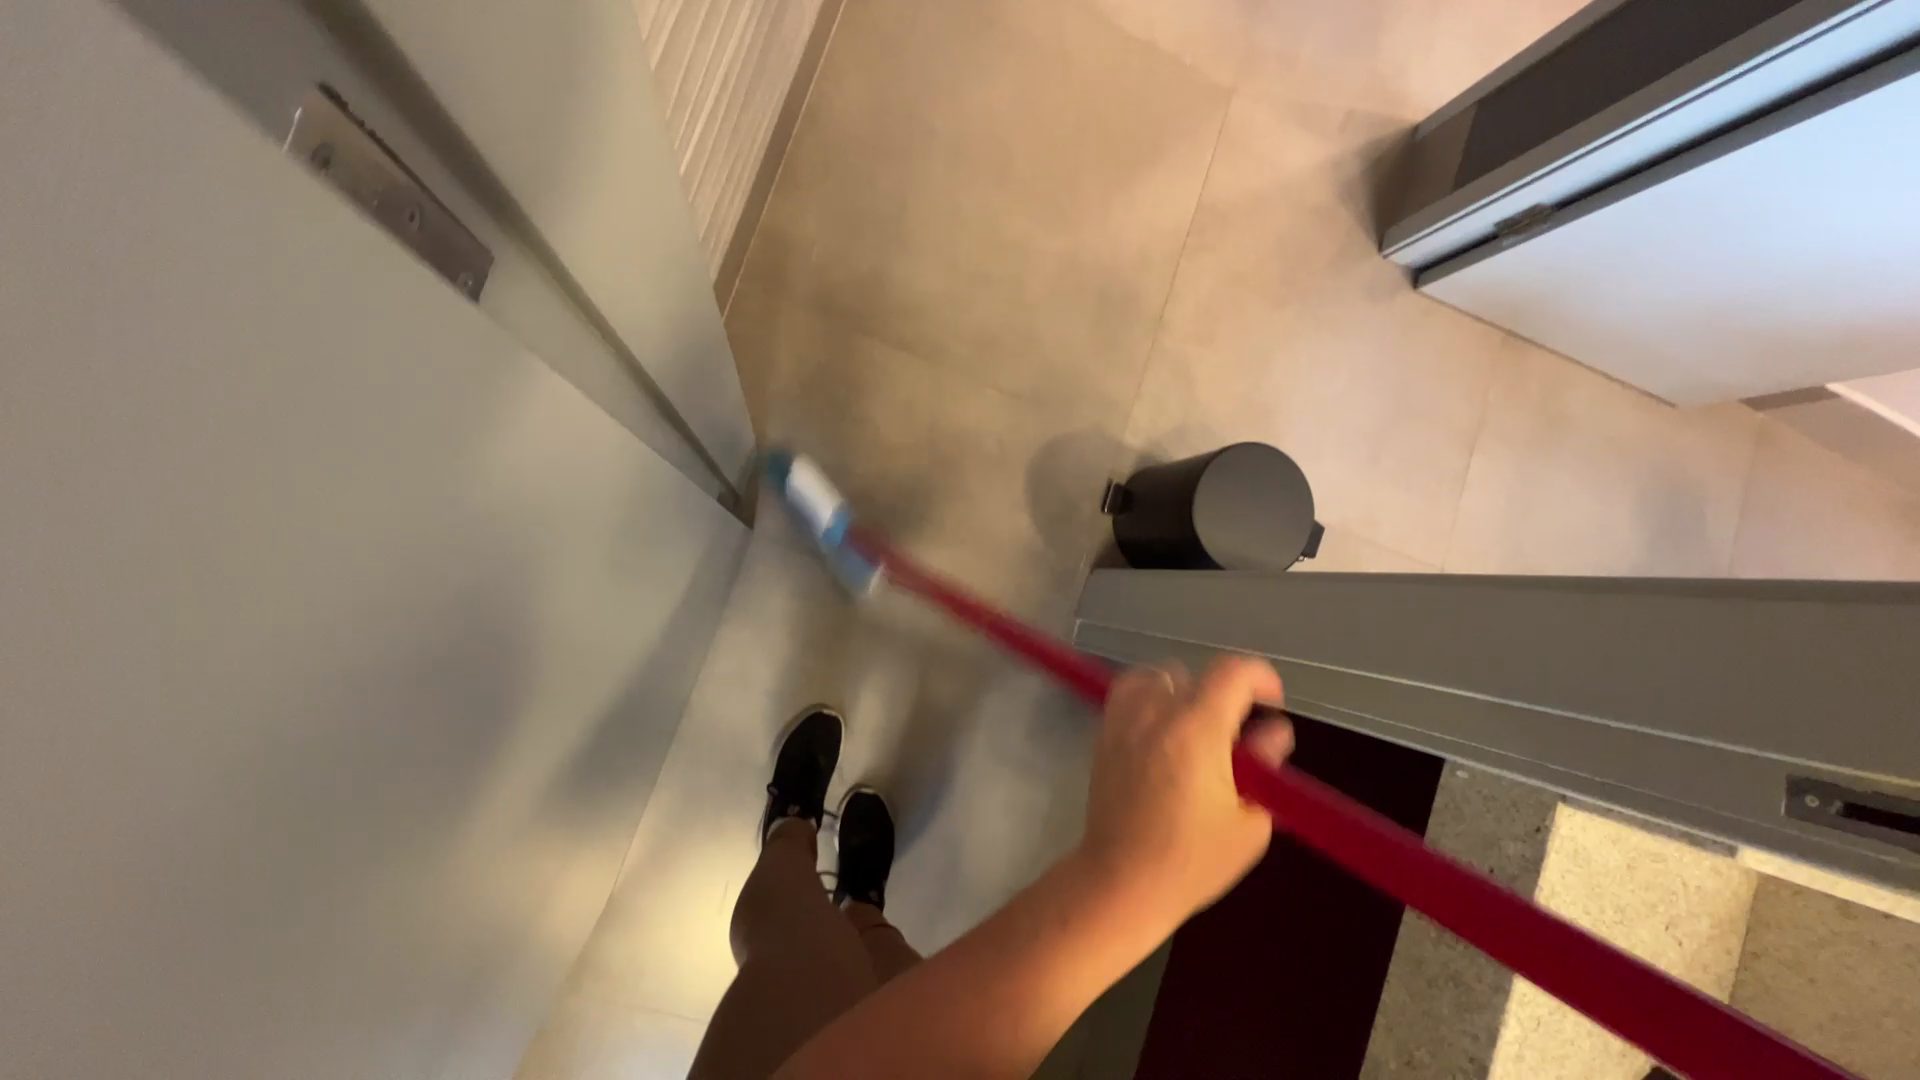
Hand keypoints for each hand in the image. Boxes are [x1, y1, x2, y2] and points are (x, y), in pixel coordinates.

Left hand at [1074, 655, 1293, 930]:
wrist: (1122, 880)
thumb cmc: (1192, 860)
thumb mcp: (1250, 822)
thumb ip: (1264, 768)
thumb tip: (1269, 736)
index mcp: (1196, 729)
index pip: (1232, 672)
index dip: (1261, 678)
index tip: (1273, 703)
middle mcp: (1156, 713)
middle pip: (1196, 675)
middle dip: (1224, 698)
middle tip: (1236, 739)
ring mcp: (1124, 720)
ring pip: (1157, 676)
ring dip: (1183, 693)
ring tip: (1196, 732)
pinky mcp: (1103, 734)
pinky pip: (1129, 694)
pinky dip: (1150, 699)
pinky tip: (1163, 735)